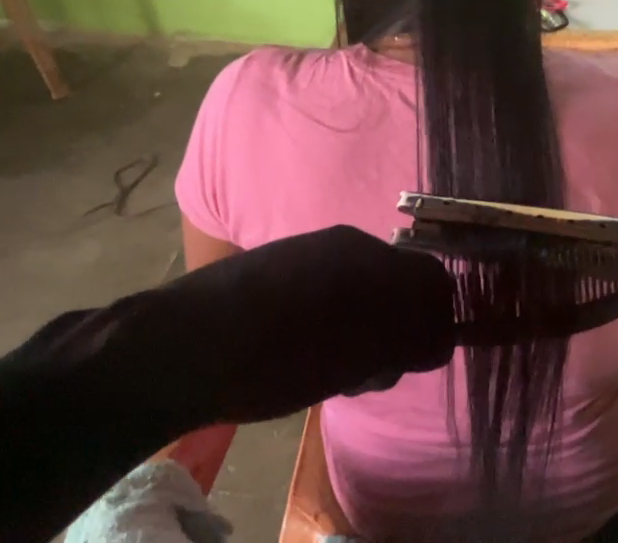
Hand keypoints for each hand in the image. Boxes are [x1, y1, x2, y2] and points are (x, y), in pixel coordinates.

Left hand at [131, 225, 455, 424]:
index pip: (431, 278)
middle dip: (395, 328)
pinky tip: (294, 354)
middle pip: (396, 283)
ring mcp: (303, 251)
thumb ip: (410, 339)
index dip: (434, 322)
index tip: (413, 362)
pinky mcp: (269, 267)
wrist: (176, 346)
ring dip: (359, 329)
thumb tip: (441, 337)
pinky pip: (320, 290)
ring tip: (330, 371)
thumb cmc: (279, 355)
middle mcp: (343, 242)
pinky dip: (325, 322)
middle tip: (369, 374)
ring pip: (358, 289)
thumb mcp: (359, 357)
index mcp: (371, 254)